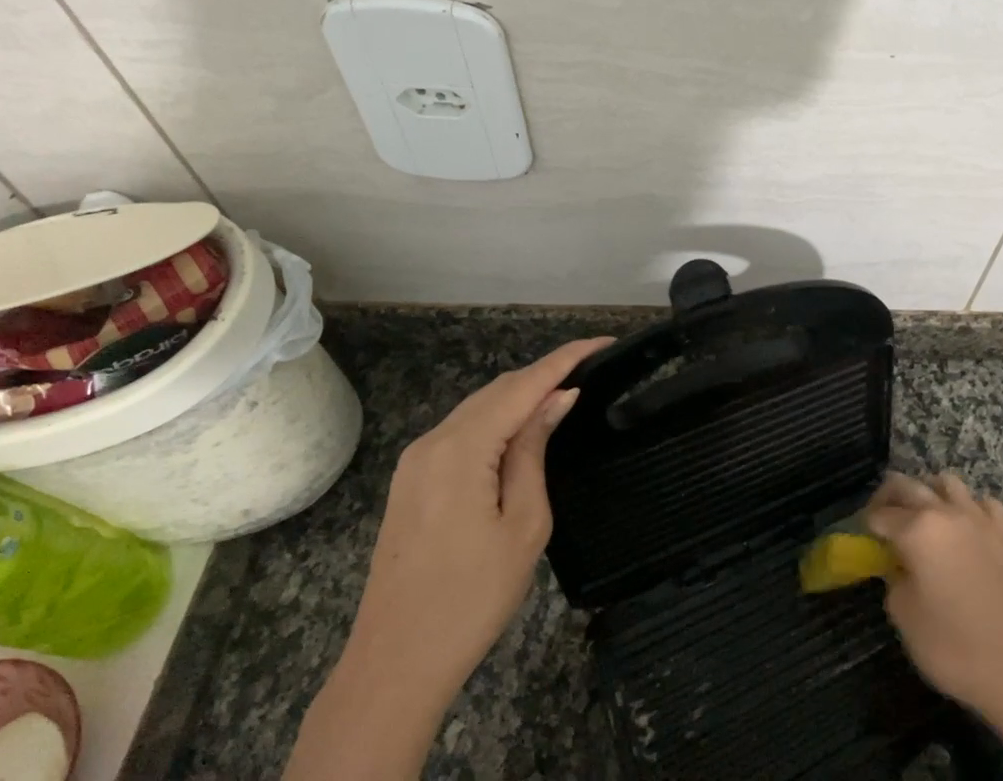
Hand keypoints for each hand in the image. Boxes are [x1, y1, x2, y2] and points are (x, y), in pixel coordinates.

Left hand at [347, 337, 612, 687]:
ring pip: (477, 410)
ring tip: (567, 397)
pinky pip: (461, 434)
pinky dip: (497, 422)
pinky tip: (523, 433)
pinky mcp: (411, 482)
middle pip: (496, 390)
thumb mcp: (524, 524)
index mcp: (461, 448)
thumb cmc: (473, 596)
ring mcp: (415, 462)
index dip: (566, 358)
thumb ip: (535, 452)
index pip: (523, 385)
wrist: (397, 659)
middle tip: (593, 372)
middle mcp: (432, 442)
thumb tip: (555, 401)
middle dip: (544, 374)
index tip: (606, 343)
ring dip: (520, 398)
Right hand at [867, 473, 1002, 780]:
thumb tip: (898, 563)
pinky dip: (967, 506)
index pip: (881, 514)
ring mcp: (979, 519)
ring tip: (920, 515)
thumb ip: (893, 576)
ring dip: (928, 492)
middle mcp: (947, 513)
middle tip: (880, 517)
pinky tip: (962, 526)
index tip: (862, 535)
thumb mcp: (902, 613)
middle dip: (889, 496)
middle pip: (909, 485)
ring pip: (947, 482)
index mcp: (916, 530)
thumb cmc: (950, 645)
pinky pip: (981, 502)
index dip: (867, 523)